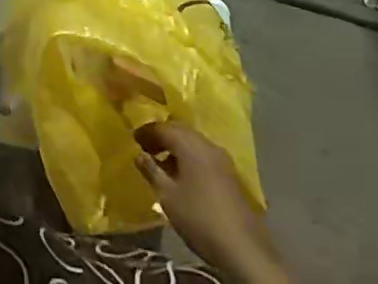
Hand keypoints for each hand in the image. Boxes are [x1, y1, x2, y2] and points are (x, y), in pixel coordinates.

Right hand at [135, 123, 288, 283]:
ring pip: (194, 144)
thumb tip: (139, 154)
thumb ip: (151, 170)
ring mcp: (223, 161)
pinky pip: (204, 156)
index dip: (146, 132)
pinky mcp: (231, 176)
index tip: (133, 140)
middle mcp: (208, 146)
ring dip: (176, 149)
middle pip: (180, 132)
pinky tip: (183, 177)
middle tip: (146, 148)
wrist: (244, 250)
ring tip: (162, 164)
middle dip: (162, 137)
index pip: (163, 128)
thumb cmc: (199, 218)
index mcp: (191, 145)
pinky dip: (189, 159)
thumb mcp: (167, 196)